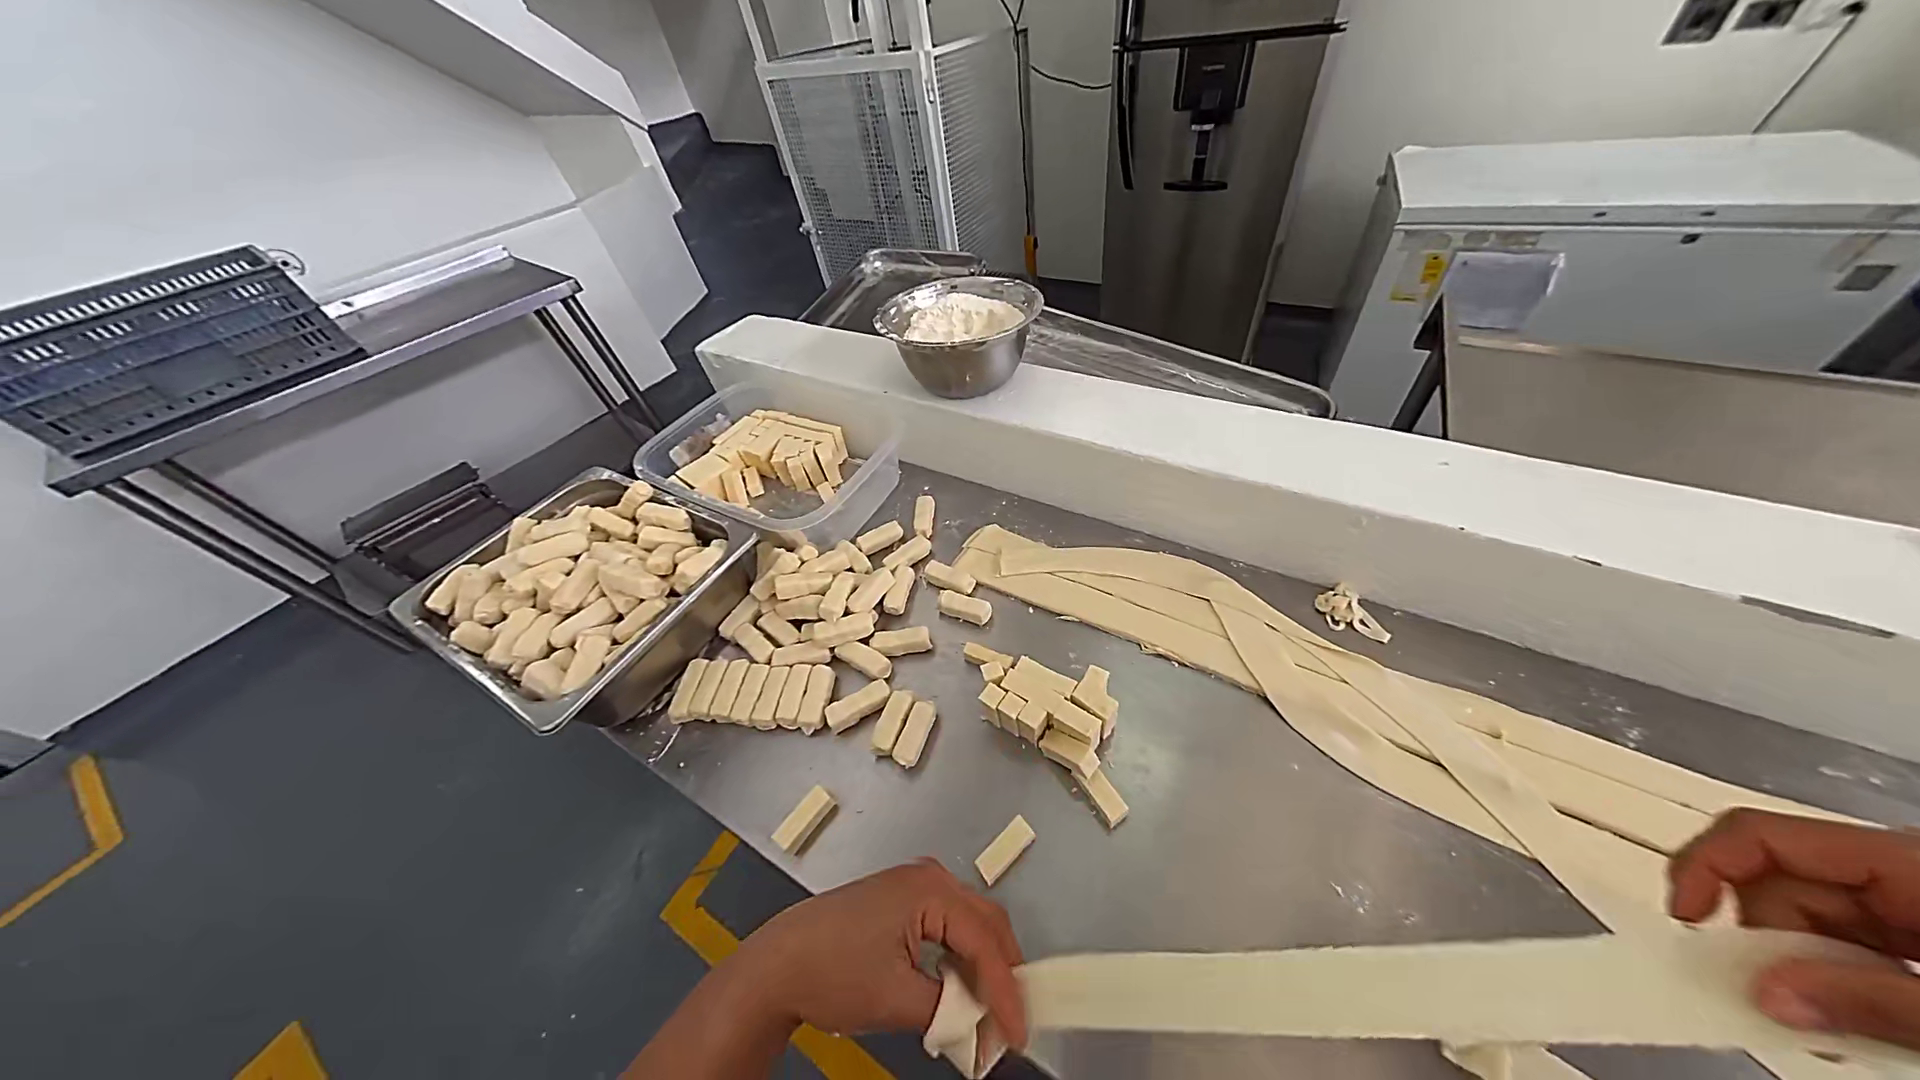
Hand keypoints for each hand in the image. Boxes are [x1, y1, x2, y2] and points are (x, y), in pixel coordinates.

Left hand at [731, 858, 1027, 1047]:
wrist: (778, 964)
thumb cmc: (830, 971)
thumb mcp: (897, 1000)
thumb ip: (950, 1010)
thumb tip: (980, 1022)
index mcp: (929, 889)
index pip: (985, 941)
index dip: (1007, 991)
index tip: (1018, 1033)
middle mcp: (928, 877)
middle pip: (986, 923)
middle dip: (1002, 974)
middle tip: (1009, 1023)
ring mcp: (914, 884)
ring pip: (970, 923)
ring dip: (983, 967)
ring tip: (988, 1014)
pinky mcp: (903, 899)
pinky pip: (948, 924)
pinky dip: (961, 957)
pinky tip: (960, 988)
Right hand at [1668, 809, 1919, 1048]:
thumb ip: (1872, 1001)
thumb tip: (1762, 996)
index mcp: (1902, 860)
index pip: (1756, 834)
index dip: (1702, 867)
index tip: (1683, 921)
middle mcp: (1897, 870)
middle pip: (1779, 882)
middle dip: (1767, 943)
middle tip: (1777, 1004)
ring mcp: (1915, 903)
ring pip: (1812, 920)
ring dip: (1806, 971)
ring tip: (1838, 1030)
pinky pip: (1855, 946)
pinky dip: (1843, 982)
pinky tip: (1860, 1022)